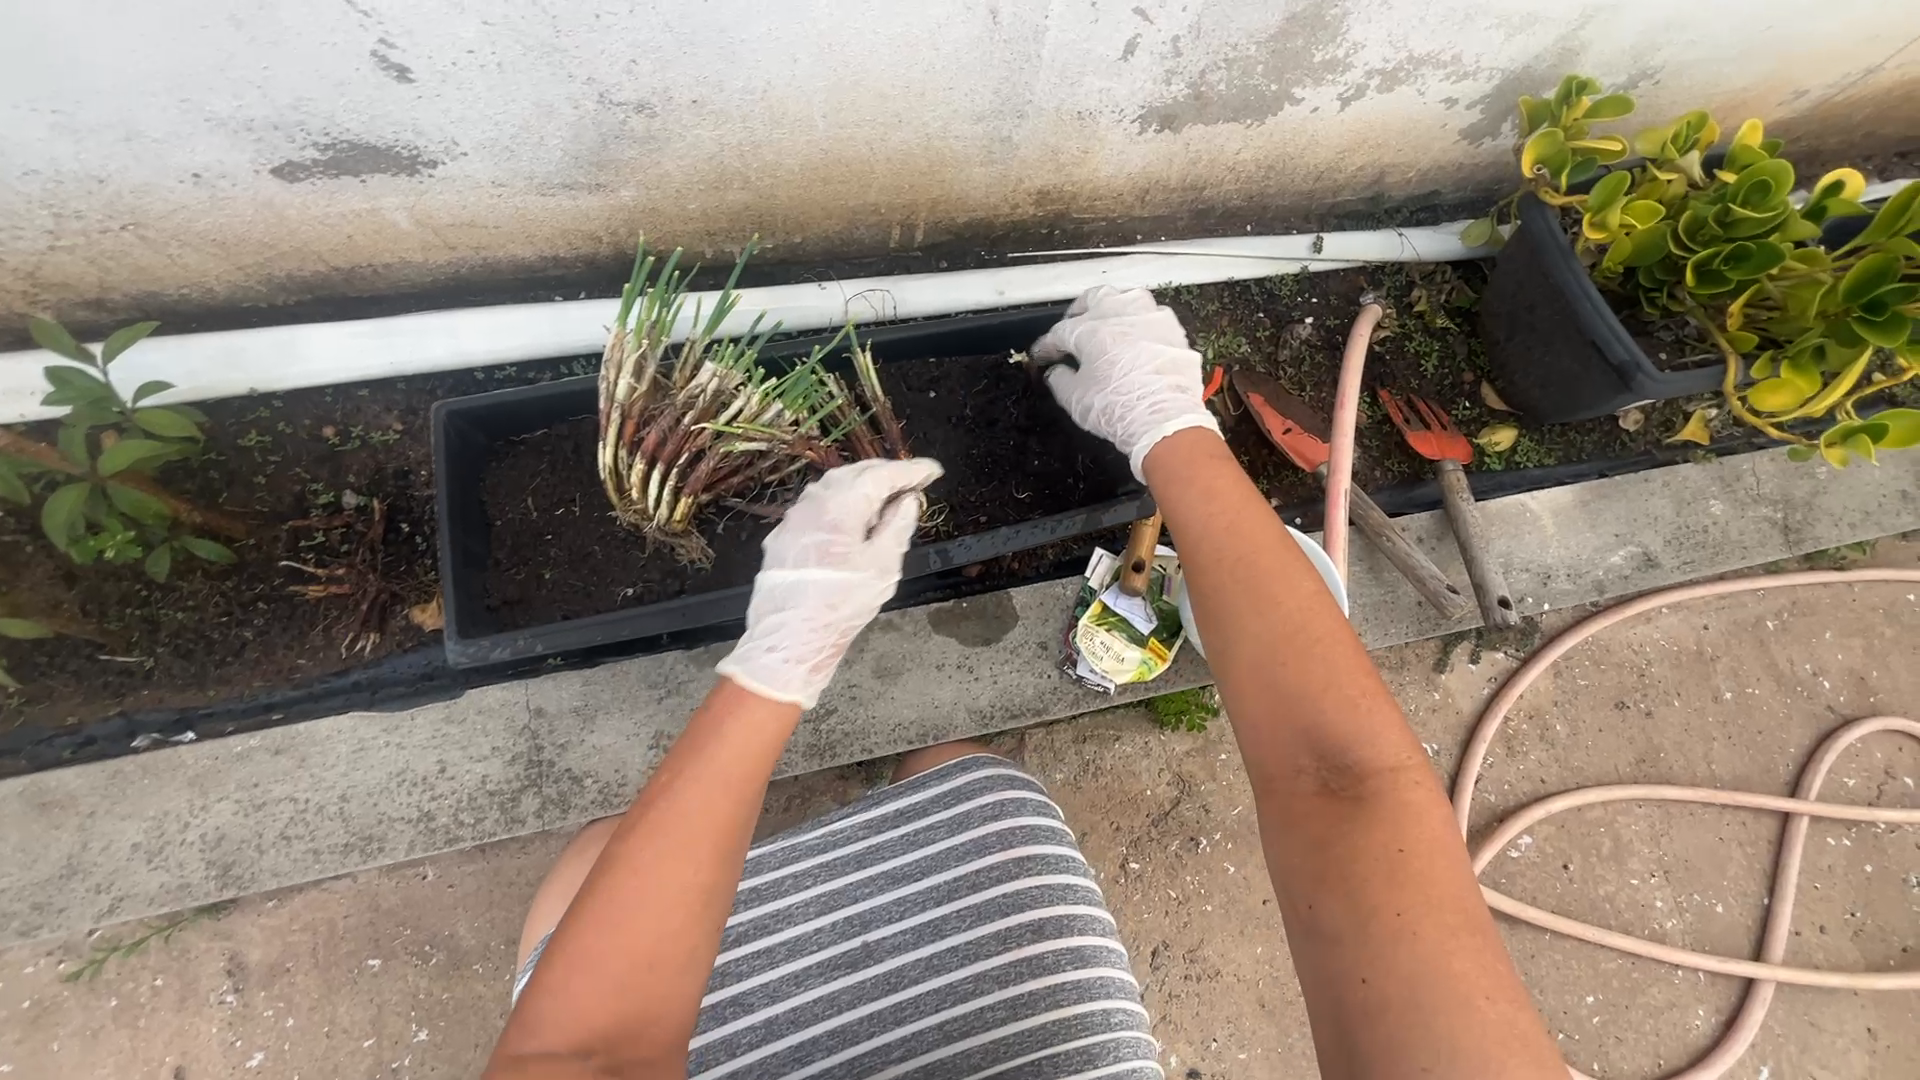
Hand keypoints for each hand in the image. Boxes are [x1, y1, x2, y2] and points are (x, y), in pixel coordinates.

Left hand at [714, 457, 943, 708]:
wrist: (791, 637)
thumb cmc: (842, 603)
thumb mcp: (882, 566)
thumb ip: (898, 526)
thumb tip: (908, 499)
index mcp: (841, 504)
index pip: (882, 475)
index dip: (911, 470)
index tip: (934, 471)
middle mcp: (814, 501)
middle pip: (855, 473)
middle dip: (886, 473)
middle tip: (914, 480)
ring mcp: (795, 517)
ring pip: (833, 486)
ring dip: (862, 484)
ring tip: (886, 494)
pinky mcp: (785, 534)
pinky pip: (818, 504)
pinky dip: (842, 500)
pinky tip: (852, 515)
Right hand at [1031, 285, 1220, 479]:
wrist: (1164, 421)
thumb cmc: (1119, 407)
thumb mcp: (1074, 398)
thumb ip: (1059, 379)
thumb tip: (1057, 373)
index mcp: (1090, 327)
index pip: (1060, 332)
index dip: (1047, 346)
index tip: (1042, 355)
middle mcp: (1121, 313)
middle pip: (1094, 299)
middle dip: (1079, 312)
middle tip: (1072, 328)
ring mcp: (1151, 317)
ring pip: (1127, 300)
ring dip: (1113, 311)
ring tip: (1106, 327)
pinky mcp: (1174, 330)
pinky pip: (1152, 319)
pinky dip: (1140, 327)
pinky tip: (1136, 342)